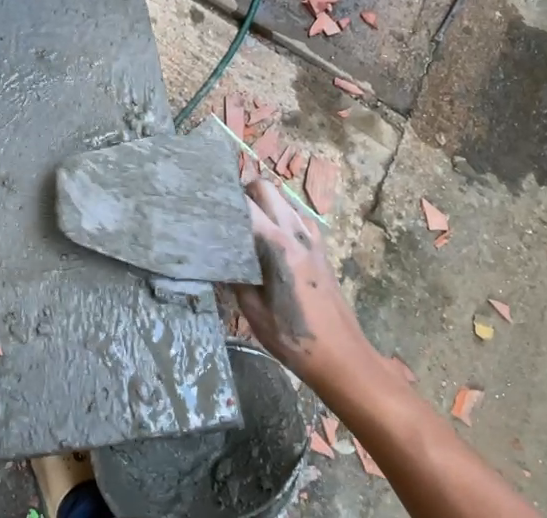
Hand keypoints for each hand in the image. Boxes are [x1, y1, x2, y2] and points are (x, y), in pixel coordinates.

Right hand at [231, 178, 365, 378]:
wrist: (342, 357)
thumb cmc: (294, 338)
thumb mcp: (253, 311)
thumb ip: (235, 276)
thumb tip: (217, 257)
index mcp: (277, 244)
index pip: (246, 203)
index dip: (223, 199)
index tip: (204, 205)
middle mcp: (296, 232)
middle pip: (266, 188)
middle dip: (244, 191)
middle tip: (225, 212)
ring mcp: (312, 238)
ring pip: (283, 200)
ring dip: (264, 203)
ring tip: (245, 225)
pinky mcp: (321, 249)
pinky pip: (297, 217)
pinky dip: (281, 217)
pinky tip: (271, 241)